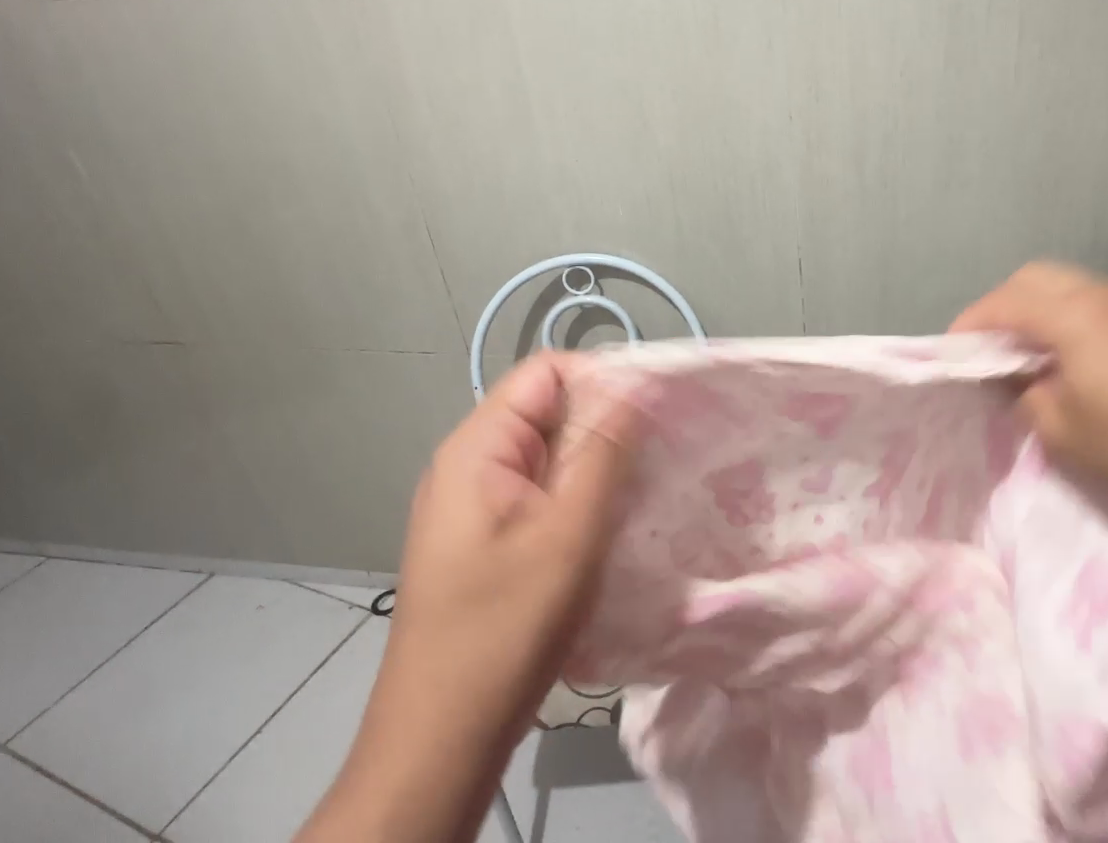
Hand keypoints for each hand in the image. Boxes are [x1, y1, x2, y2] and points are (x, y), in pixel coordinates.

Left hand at [392, 351, 637, 693]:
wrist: (444, 734)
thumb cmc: (506, 626)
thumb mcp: (569, 531)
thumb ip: (605, 451)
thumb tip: (636, 387)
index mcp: (478, 448)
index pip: (547, 372)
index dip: (605, 379)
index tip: (660, 412)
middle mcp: (471, 465)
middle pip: (549, 413)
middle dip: (608, 427)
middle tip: (664, 459)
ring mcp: (477, 507)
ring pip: (552, 459)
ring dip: (600, 468)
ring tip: (648, 493)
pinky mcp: (489, 543)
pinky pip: (544, 497)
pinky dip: (582, 502)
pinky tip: (614, 528)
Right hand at [951, 261, 1107, 513]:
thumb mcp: (1059, 429)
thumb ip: (1022, 390)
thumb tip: (1013, 374)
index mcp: (1075, 316)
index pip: (1004, 302)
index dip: (970, 325)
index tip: (951, 353)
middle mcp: (1105, 294)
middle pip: (1034, 278)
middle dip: (1001, 306)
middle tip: (988, 348)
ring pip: (1068, 284)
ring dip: (1037, 308)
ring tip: (1026, 352)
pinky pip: (1097, 300)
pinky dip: (1069, 314)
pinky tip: (1072, 355)